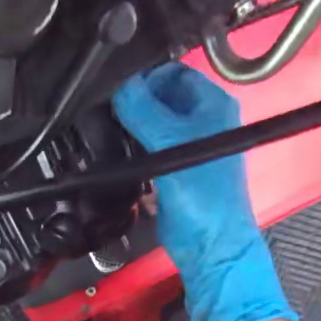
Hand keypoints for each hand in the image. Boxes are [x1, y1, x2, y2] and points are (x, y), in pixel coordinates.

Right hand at [112, 63, 295, 320]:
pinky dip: (132, 156)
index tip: (117, 89)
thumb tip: (121, 87)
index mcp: (212, 106)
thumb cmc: (204, 198)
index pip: (172, 73)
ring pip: (150, 129)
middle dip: (133, 105)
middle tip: (108, 112)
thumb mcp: (171, 143)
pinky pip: (147, 157)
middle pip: (159, 101)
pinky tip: (117, 160)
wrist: (208, 247)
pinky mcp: (171, 177)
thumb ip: (144, 112)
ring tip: (108, 135)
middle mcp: (201, 124)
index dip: (144, 77)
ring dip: (130, 132)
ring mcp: (186, 152)